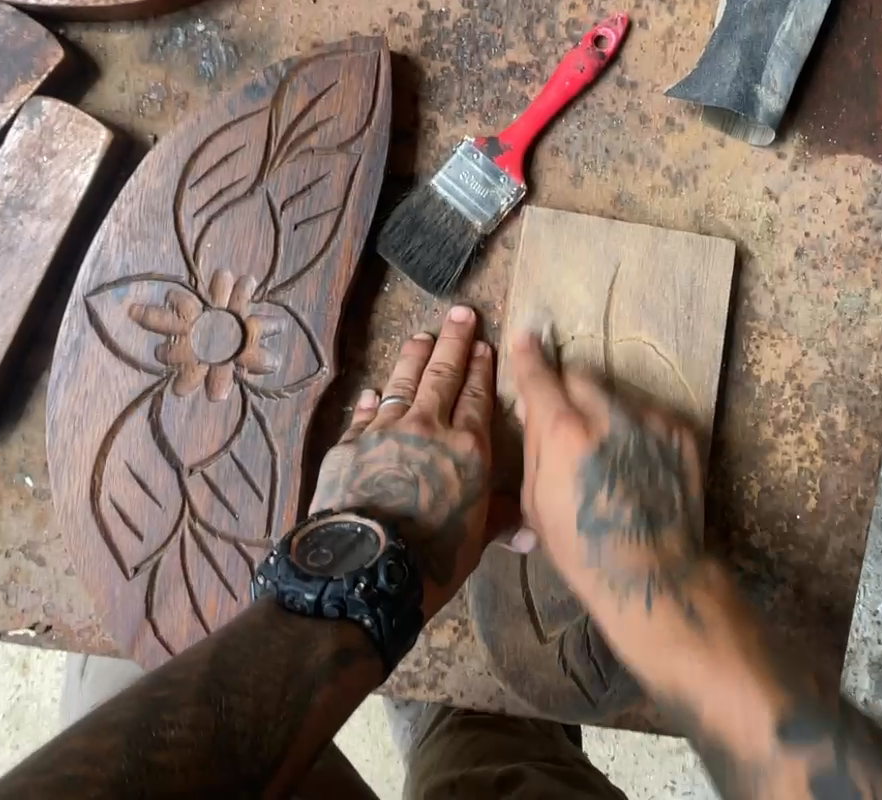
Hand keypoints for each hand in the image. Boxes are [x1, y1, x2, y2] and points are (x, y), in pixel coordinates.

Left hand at [309, 305, 493, 615]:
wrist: (366, 568)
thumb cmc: (433, 557)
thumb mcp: (475, 540)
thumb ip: (499, 521)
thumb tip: (530, 533)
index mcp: (467, 447)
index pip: (477, 395)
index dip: (481, 368)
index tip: (484, 343)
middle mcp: (429, 427)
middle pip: (444, 374)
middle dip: (455, 341)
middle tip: (461, 312)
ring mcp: (386, 431)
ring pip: (404, 382)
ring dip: (414, 356)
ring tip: (422, 335)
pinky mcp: (351, 444)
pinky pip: (365, 414)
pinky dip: (373, 400)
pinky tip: (375, 391)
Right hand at [505, 328, 706, 624]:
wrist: (656, 574)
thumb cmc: (582, 548)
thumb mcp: (536, 501)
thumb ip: (534, 444)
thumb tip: (533, 405)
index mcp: (565, 432)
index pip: (540, 375)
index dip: (529, 356)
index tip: (527, 339)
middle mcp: (608, 413)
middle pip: (581, 373)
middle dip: (569, 386)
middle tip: (568, 415)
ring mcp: (650, 419)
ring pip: (616, 392)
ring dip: (604, 408)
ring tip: (608, 449)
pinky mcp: (681, 429)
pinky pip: (647, 412)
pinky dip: (635, 426)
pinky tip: (636, 461)